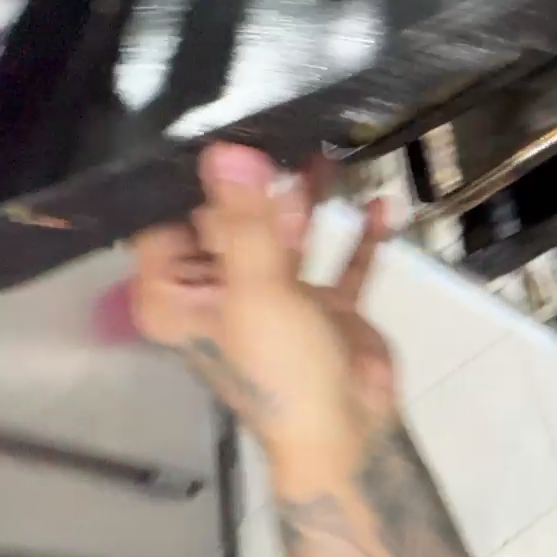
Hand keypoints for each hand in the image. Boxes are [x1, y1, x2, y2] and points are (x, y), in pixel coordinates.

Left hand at [133, 144, 394, 484]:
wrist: (347, 426)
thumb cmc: (281, 366)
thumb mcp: (259, 291)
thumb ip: (249, 222)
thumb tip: (230, 151)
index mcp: (180, 293)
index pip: (172, 222)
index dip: (196, 180)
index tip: (231, 130)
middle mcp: (224, 291)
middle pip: (241, 223)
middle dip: (268, 185)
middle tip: (295, 135)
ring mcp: (281, 298)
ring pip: (295, 238)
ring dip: (315, 204)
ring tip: (336, 157)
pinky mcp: (330, 307)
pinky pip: (346, 263)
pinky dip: (364, 238)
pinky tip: (384, 208)